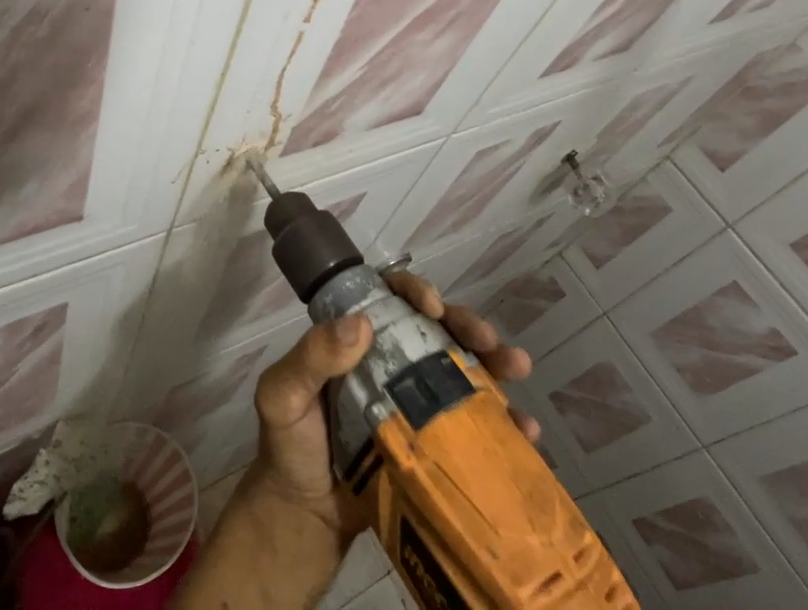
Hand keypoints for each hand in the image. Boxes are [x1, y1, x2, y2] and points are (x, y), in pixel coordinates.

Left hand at [246, 270, 538, 540]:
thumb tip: (361, 325)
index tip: (433, 306)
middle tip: (489, 341)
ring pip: (465, 367)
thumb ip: (309, 358)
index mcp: (358, 341)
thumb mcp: (282, 396)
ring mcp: (419, 400)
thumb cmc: (289, 446)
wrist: (306, 517)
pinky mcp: (438, 439)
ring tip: (517, 368)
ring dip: (497, 363)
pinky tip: (524, 430)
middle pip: (439, 329)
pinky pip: (475, 422)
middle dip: (469, 325)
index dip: (415, 291)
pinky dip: (504, 421)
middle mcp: (394, 361)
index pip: (391, 300)